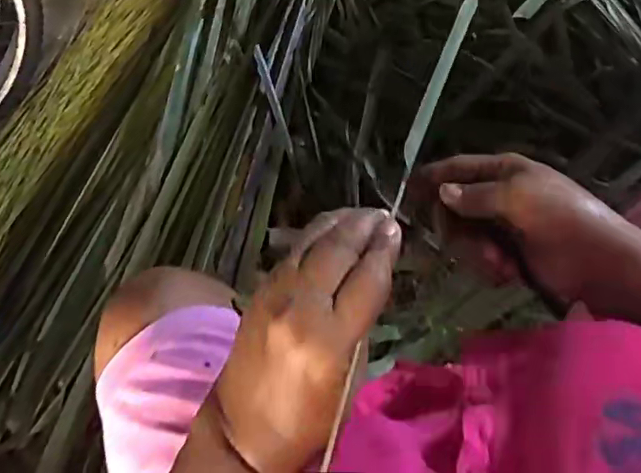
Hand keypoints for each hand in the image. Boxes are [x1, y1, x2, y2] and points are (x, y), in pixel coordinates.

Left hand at [200, 209, 398, 472]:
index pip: (365, 281)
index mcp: (329, 341)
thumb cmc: (308, 418)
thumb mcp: (349, 380)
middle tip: (383, 215)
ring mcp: (275, 292)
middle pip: (337, 252)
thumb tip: (371, 275)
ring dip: (339, 222)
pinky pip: (292, 250)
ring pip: (311, 241)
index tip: (396, 229)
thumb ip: (361, 326)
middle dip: (363, 228)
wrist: (245, 427)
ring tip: (361, 212)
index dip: (383, 252)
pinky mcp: (259, 286)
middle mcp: (300, 308)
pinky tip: (330, 226)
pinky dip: (314, 233)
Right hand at [409, 153, 640, 304]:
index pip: (457, 167)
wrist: (607, 266)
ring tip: (499, 267)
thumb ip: (474, 195)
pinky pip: (481, 257)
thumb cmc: (562, 217)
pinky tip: (506, 276)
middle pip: (454, 205)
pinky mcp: (513, 256)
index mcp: (503, 170)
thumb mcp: (516, 197)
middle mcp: (499, 194)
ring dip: (474, 252)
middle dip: (458, 229)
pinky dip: (487, 267)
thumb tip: (442, 191)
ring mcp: (505, 226)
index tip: (408, 192)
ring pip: (465, 234)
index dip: (432, 177)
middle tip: (473, 248)